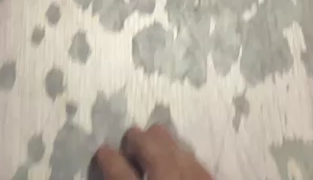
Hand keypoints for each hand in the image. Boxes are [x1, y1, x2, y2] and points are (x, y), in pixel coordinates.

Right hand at [94, 126, 214, 179]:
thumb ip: (120, 177)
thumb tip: (111, 164)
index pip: (116, 166)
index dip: (106, 157)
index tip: (102, 151)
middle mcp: (166, 172)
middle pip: (144, 138)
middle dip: (133, 141)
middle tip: (129, 153)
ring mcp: (193, 170)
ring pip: (168, 137)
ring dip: (157, 144)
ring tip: (153, 158)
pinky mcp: (210, 172)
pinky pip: (189, 153)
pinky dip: (178, 156)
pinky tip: (177, 168)